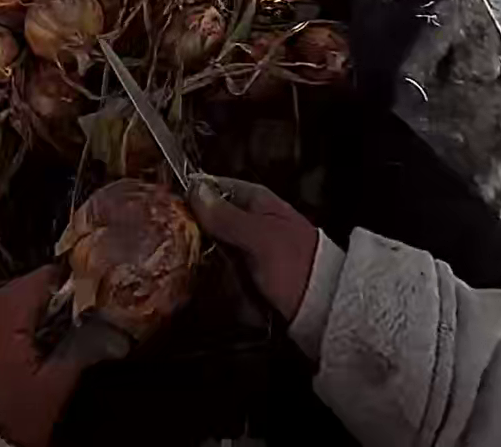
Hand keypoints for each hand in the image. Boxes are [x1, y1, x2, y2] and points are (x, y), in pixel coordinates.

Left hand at [0, 265, 119, 446]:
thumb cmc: (4, 420)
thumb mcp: (52, 388)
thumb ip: (83, 347)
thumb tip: (113, 327)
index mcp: (4, 305)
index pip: (52, 276)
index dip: (76, 291)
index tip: (91, 313)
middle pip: (36, 286)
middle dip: (56, 308)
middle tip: (73, 337)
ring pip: (21, 299)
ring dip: (38, 318)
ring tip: (50, 350)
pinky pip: (4, 312)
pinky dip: (19, 325)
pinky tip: (27, 354)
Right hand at [188, 177, 318, 319]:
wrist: (328, 311)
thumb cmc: (295, 265)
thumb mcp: (257, 237)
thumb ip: (225, 215)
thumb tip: (194, 188)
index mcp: (256, 200)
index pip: (214, 187)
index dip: (194, 198)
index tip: (173, 211)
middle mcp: (252, 221)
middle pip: (210, 224)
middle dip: (204, 243)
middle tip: (200, 257)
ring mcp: (252, 251)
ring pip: (216, 254)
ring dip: (217, 271)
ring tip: (226, 283)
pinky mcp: (253, 278)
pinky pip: (227, 278)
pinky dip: (228, 289)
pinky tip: (234, 297)